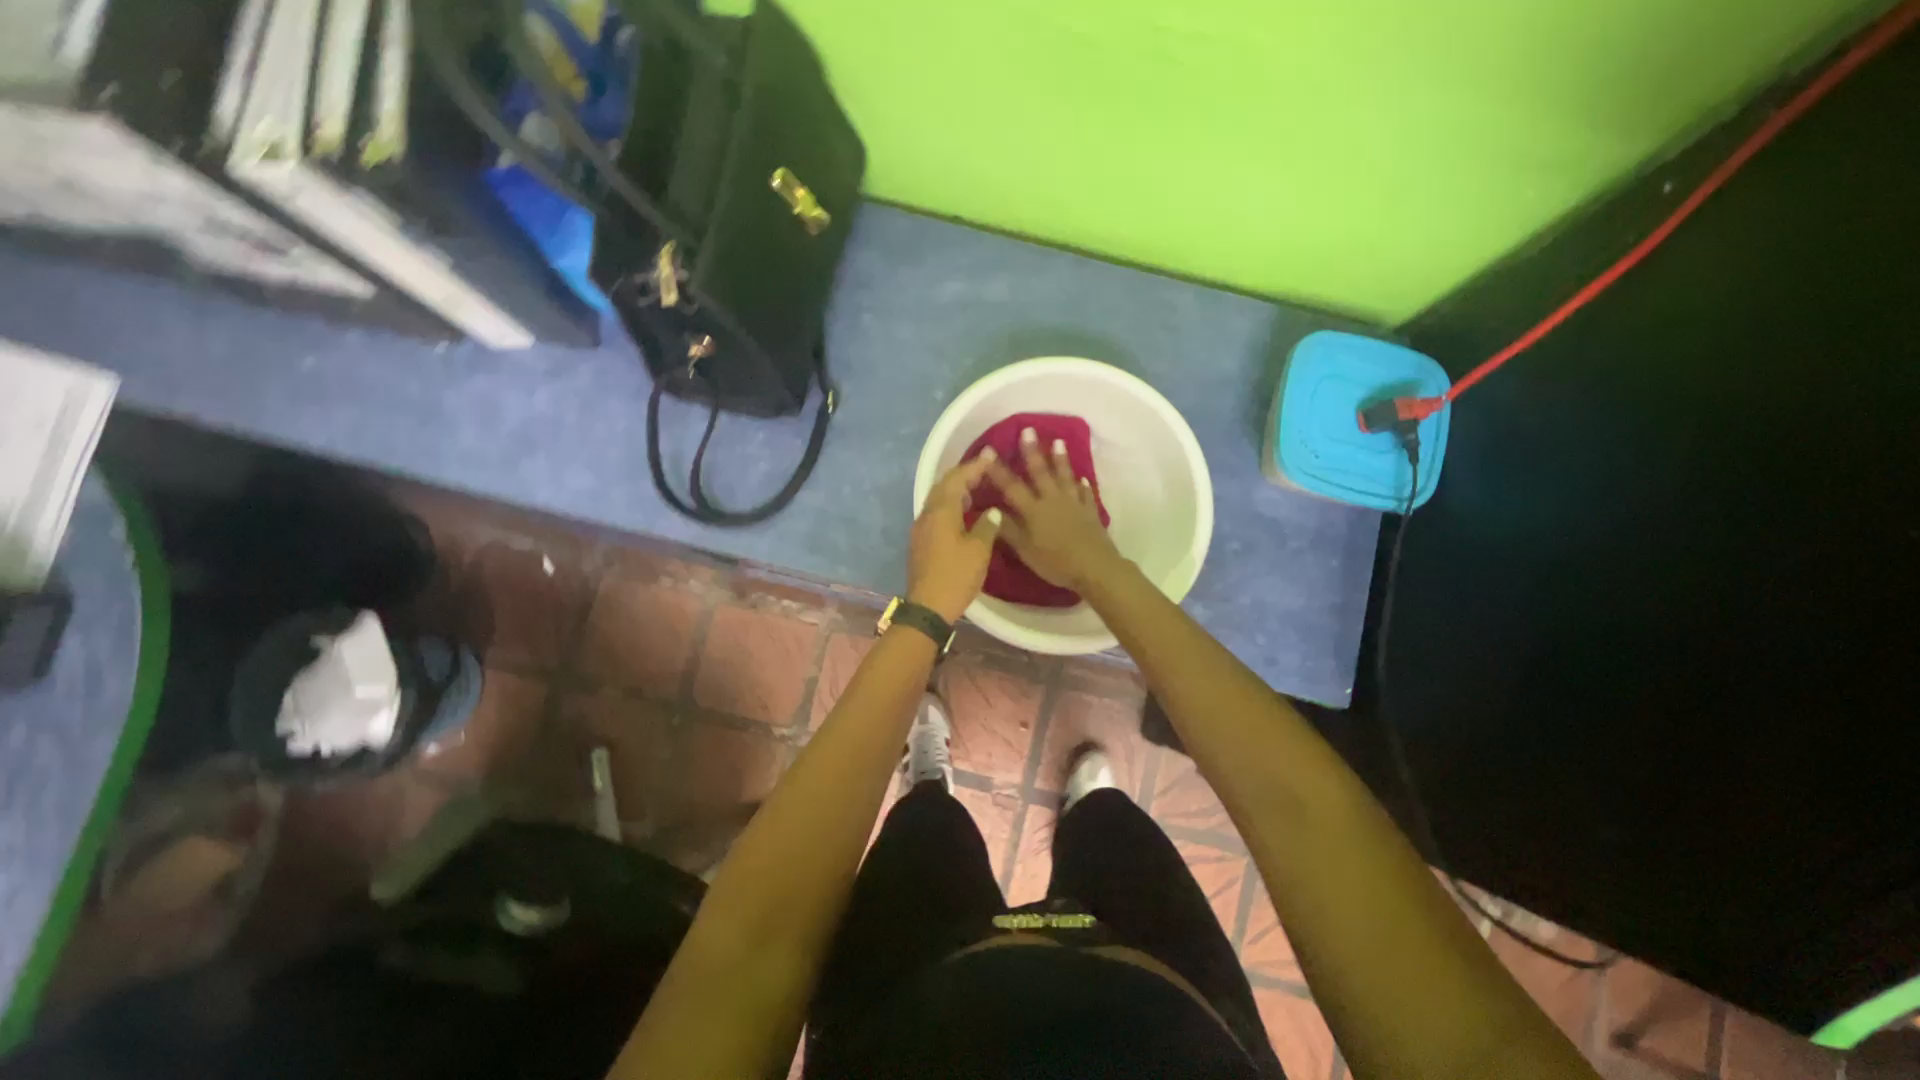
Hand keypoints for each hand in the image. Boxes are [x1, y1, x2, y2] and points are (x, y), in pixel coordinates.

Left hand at [907, 454, 1003, 622]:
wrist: (928, 607)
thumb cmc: (956, 576)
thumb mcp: (979, 550)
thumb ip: (987, 525)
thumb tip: (992, 511)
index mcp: (941, 511)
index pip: (957, 479)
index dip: (974, 466)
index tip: (991, 455)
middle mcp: (927, 514)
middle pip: (944, 486)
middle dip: (964, 474)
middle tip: (984, 468)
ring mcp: (921, 528)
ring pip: (938, 499)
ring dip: (956, 490)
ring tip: (977, 486)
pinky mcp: (921, 541)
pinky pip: (937, 513)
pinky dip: (951, 505)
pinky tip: (964, 512)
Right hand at [984, 427, 1127, 591]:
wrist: (1095, 567)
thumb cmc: (1056, 562)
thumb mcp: (1025, 550)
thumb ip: (1007, 529)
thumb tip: (990, 510)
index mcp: (1033, 510)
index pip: (1011, 486)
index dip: (998, 469)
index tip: (989, 450)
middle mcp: (1052, 500)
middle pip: (1040, 472)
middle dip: (1032, 451)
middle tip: (1029, 430)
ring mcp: (1074, 504)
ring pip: (1065, 477)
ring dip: (1061, 459)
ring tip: (1059, 441)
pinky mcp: (1090, 513)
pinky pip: (1086, 494)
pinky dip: (1083, 485)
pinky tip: (1083, 478)